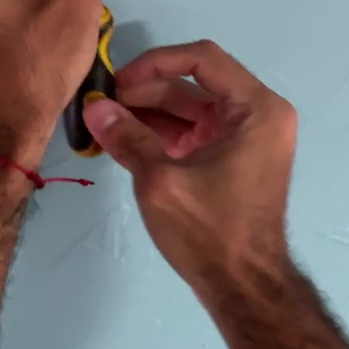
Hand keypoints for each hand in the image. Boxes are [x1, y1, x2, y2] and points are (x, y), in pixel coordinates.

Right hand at [83, 41, 296, 295]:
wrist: (244, 289)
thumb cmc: (211, 230)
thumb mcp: (161, 180)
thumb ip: (127, 137)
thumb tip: (92, 107)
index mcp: (256, 109)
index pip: (202, 59)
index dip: (155, 63)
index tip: (119, 82)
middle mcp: (256, 115)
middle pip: (191, 84)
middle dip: (144, 92)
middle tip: (102, 105)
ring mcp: (242, 138)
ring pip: (186, 109)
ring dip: (146, 113)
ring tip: (103, 121)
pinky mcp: (227, 159)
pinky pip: (189, 132)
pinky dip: (157, 134)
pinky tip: (120, 138)